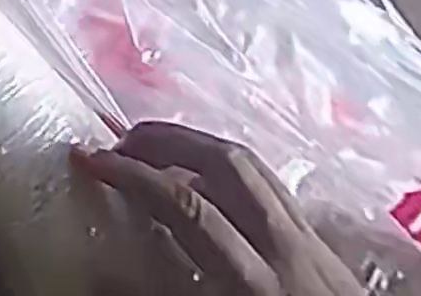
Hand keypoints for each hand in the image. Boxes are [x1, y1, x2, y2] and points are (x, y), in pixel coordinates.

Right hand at [75, 122, 362, 295]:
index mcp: (261, 285)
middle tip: (122, 142)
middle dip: (166, 140)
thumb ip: (162, 290)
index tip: (89, 159)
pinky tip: (204, 180)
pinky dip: (228, 169)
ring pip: (254, 166)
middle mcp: (293, 253)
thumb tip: (100, 270)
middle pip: (227, 164)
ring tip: (156, 147)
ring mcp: (318, 246)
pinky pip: (272, 186)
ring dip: (195, 143)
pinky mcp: (331, 251)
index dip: (132, 175)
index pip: (188, 205)